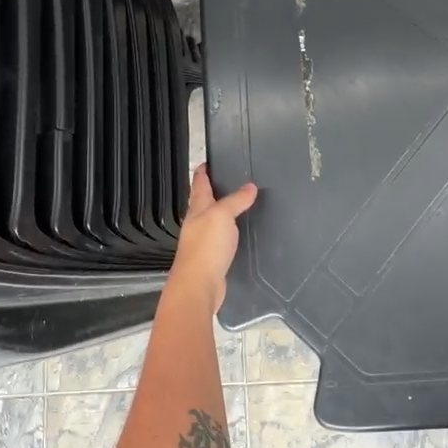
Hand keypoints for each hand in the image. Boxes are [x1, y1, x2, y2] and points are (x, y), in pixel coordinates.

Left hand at [170, 164, 257, 309]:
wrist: (198, 286)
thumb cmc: (206, 247)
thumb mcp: (222, 216)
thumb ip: (236, 200)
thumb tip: (250, 186)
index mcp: (197, 208)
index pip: (199, 183)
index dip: (203, 171)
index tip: (208, 160)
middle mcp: (197, 222)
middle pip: (204, 201)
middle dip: (213, 190)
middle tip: (228, 178)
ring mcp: (202, 241)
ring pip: (212, 219)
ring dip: (222, 210)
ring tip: (238, 202)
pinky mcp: (211, 257)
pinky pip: (220, 237)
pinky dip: (228, 230)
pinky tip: (237, 232)